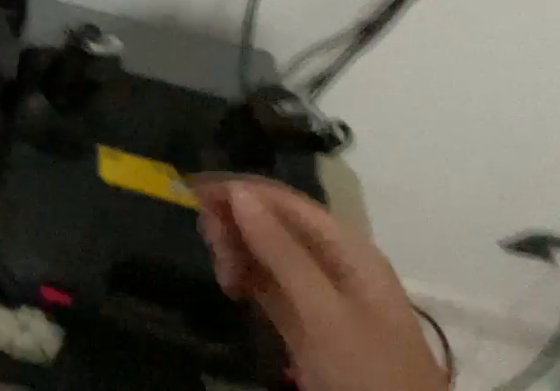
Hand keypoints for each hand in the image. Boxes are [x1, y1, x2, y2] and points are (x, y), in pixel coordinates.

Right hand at [193, 177, 445, 390]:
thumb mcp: (323, 312)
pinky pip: (264, 279)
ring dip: (235, 251)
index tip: (191, 194)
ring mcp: (317, 290)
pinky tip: (231, 290)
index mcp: (346, 249)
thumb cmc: (367, 370)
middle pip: (270, 221)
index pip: (282, 200)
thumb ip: (281, 251)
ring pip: (262, 249)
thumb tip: (237, 193)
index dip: (237, 190)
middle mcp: (331, 260)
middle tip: (210, 247)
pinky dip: (243, 276)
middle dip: (234, 225)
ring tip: (224, 279)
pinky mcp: (304, 317)